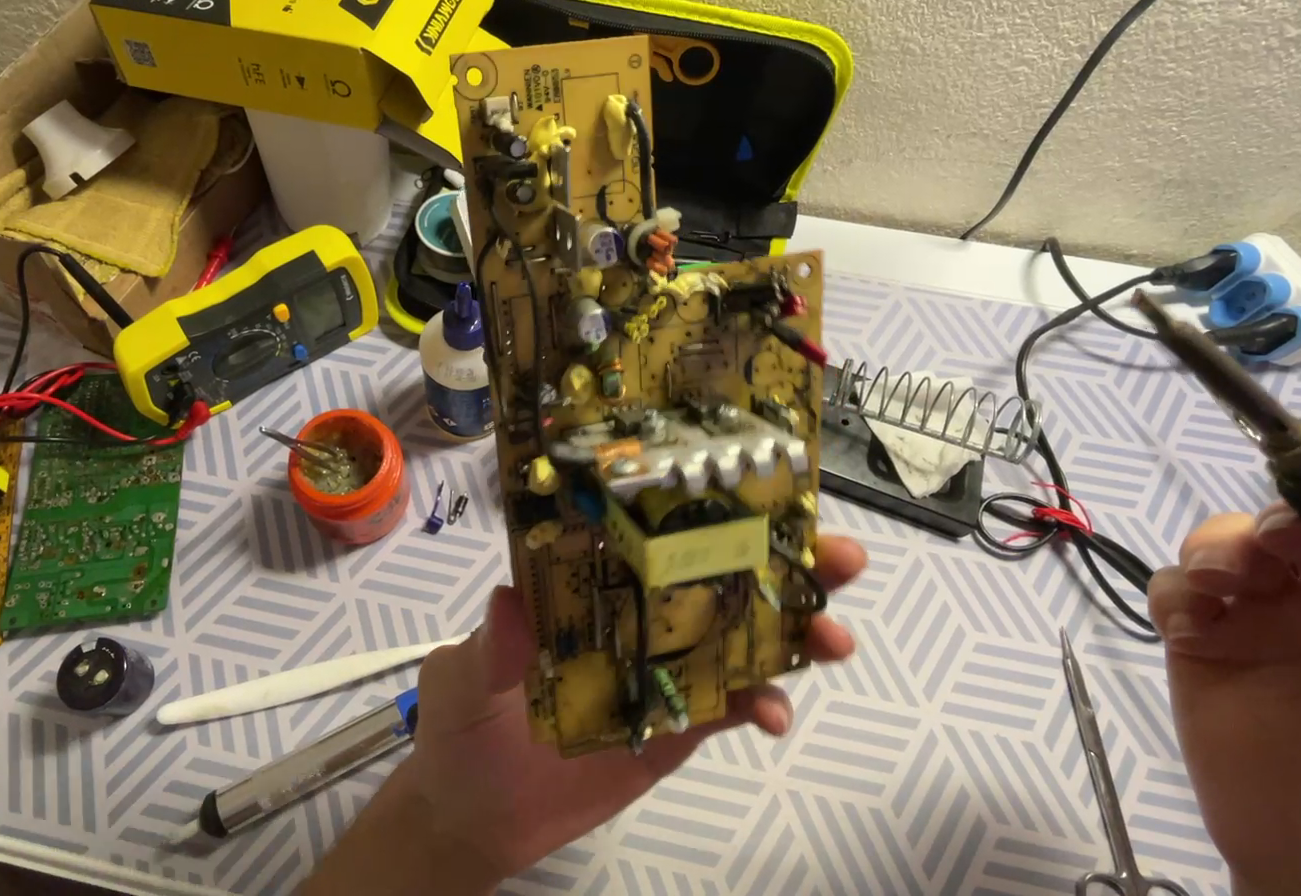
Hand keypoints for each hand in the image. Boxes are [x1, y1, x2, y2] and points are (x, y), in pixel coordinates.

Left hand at [303, 534, 866, 894]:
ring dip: (793, 631)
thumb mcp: (464, 675)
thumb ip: (492, 646)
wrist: (479, 813)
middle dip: (780, 559)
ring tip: (834, 637)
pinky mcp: (674, 725)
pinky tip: (776, 713)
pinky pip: (727, 707)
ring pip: (738, 636)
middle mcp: (634, 612)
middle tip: (839, 557)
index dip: (704, 505)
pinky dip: (760, 704)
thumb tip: (508, 600)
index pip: (649, 529)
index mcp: (587, 581)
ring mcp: (660, 667)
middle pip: (713, 575)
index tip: (763, 487)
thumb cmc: (461, 725)